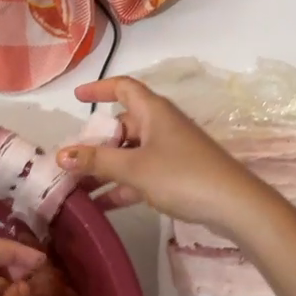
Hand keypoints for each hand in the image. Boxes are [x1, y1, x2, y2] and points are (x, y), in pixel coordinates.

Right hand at [61, 77, 272, 232]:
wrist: (234, 206)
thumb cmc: (182, 175)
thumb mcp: (134, 168)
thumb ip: (96, 161)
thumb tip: (61, 154)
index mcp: (153, 111)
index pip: (123, 87)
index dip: (99, 88)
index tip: (76, 98)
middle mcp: (160, 125)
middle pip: (122, 125)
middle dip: (95, 142)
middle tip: (69, 160)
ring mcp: (170, 150)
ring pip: (129, 153)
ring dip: (105, 168)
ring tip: (76, 188)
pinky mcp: (176, 174)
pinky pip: (140, 173)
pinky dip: (122, 186)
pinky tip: (100, 207)